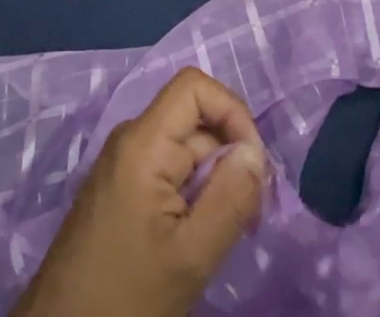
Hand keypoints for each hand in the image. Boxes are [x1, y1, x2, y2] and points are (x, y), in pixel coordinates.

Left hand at [12, 67, 267, 316]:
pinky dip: (198, 192)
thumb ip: (230, 198)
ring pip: (188, 148)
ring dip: (219, 179)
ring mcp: (125, 164)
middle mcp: (131, 140)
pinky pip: (172, 171)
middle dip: (232, 155)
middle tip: (252, 213)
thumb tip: (254, 151)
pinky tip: (206, 232)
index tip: (253, 166)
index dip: (232, 112)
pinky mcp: (125, 187)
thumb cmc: (127, 291)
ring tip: (234, 228)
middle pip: (196, 120)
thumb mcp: (191, 253)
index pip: (194, 87)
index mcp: (142, 143)